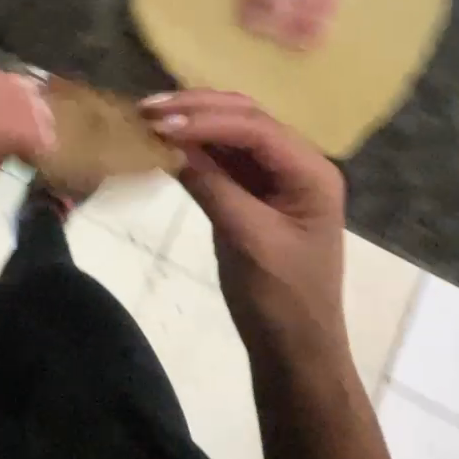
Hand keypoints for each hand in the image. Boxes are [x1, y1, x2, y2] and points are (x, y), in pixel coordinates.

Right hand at [141, 91, 348, 354]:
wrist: (293, 351)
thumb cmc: (281, 300)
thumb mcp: (248, 240)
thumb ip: (212, 185)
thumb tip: (168, 141)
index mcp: (311, 172)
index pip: (255, 128)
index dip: (206, 120)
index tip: (161, 123)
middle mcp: (296, 162)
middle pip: (244, 116)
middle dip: (196, 108)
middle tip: (148, 110)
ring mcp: (273, 173)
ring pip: (230, 127)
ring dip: (191, 119)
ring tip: (148, 116)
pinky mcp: (251, 187)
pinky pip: (221, 152)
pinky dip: (191, 143)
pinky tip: (162, 139)